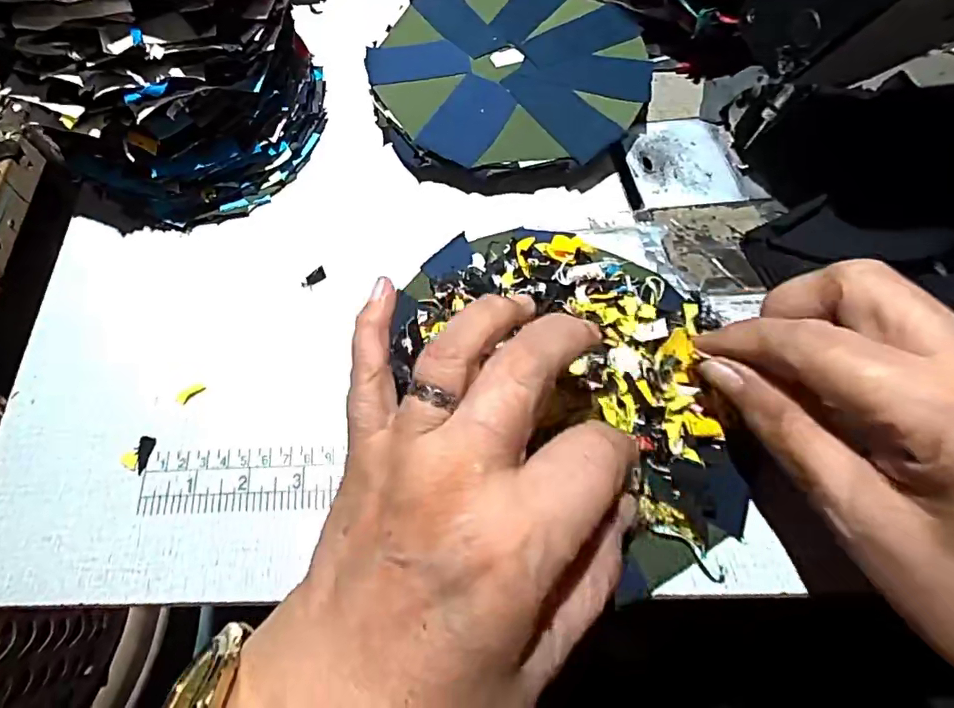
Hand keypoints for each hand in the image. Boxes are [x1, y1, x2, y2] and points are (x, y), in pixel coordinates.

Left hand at [233, 278, 637, 707]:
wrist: (331, 702)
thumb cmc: (442, 695)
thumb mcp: (543, 657)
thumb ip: (596, 571)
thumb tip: (622, 499)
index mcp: (515, 536)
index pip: (596, 451)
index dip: (618, 449)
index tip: (615, 459)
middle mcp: (458, 473)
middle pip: (526, 367)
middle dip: (569, 340)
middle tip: (586, 340)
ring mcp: (403, 450)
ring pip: (451, 350)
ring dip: (492, 314)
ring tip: (521, 306)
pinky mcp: (362, 449)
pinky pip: (365, 374)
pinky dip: (370, 326)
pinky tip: (383, 288)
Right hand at [698, 260, 953, 707]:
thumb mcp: (869, 532)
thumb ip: (789, 436)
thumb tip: (721, 373)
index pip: (823, 341)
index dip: (749, 339)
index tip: (699, 349)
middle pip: (863, 282)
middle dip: (791, 307)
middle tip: (754, 359)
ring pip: (890, 296)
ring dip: (825, 319)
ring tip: (790, 372)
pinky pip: (916, 331)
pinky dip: (862, 342)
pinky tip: (845, 392)